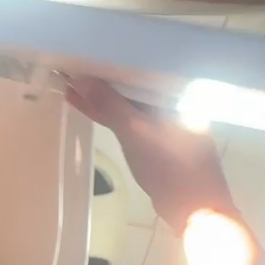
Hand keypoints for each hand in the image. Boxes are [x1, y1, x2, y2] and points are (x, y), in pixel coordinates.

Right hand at [65, 75, 235, 229]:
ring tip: (70, 86)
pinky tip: (86, 108)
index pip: (141, 68)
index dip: (112, 63)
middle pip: (134, 85)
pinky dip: (109, 115)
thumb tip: (80, 79)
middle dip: (103, 79)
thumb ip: (109, 105)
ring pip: (128, 103)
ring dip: (101, 98)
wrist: (194, 209)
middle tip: (72, 68)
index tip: (85, 55)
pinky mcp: (156, 138)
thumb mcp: (136, 133)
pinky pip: (128, 119)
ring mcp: (165, 121)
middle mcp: (174, 102)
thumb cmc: (171, 168)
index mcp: (178, 93)